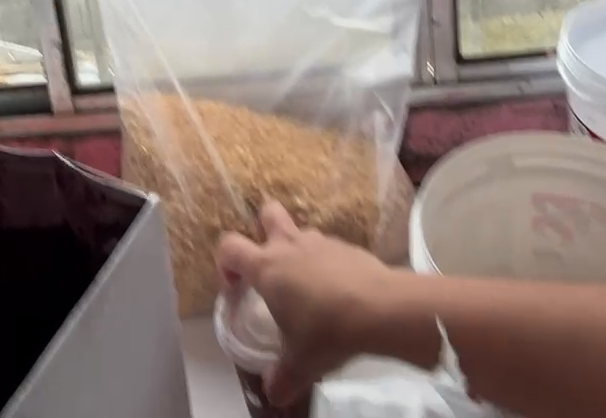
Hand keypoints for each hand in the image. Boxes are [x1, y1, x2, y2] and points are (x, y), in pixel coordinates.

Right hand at [215, 200, 400, 405]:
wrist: (380, 307)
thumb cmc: (327, 330)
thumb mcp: (300, 364)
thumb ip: (281, 378)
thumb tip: (272, 392)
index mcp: (267, 267)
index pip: (229, 246)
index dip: (225, 263)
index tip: (236, 288)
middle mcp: (290, 245)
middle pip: (267, 213)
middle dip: (263, 229)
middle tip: (271, 265)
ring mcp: (320, 241)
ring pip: (301, 232)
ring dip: (299, 252)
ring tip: (309, 289)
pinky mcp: (347, 245)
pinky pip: (328, 248)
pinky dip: (327, 264)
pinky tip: (338, 292)